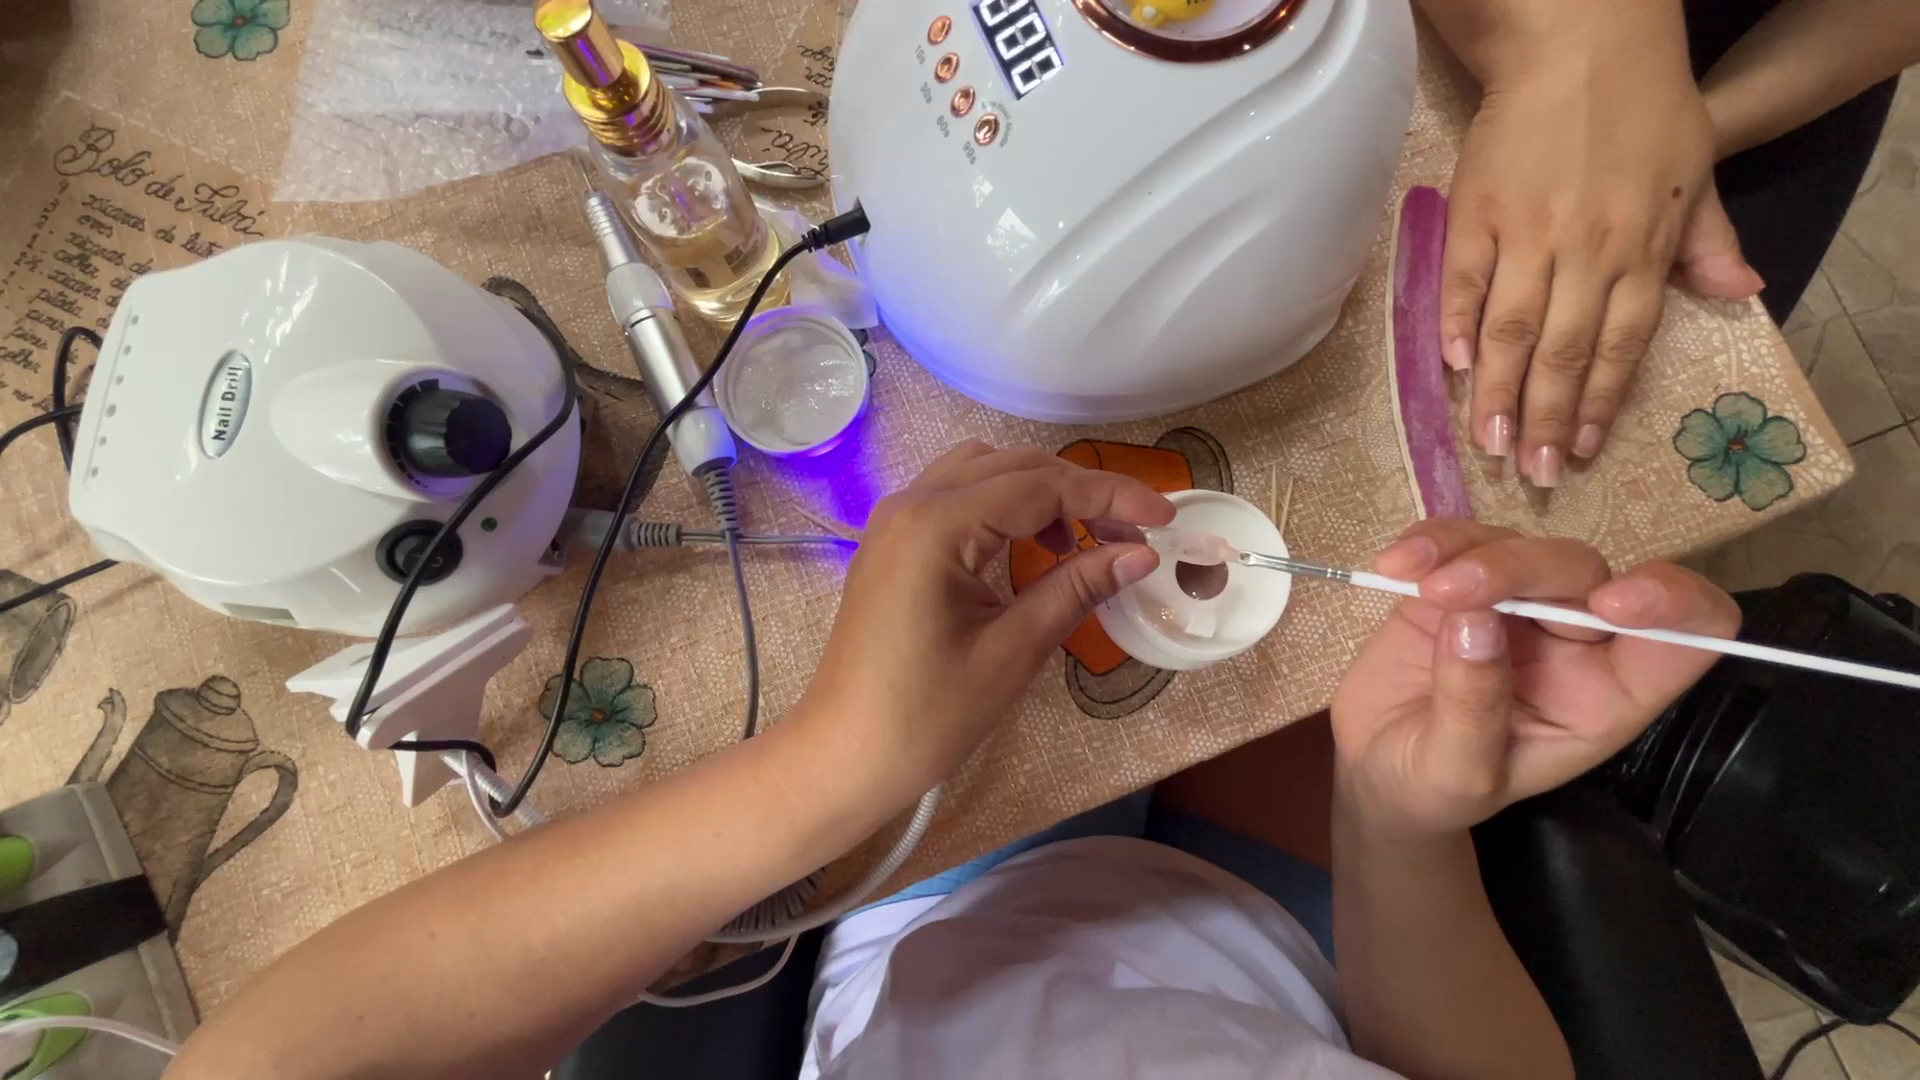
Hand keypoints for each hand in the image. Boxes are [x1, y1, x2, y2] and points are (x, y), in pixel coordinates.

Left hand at [796, 441, 1173, 799]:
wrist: (845, 754)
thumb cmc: (928, 714)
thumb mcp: (1013, 651)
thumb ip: (1076, 588)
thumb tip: (1141, 554)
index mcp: (938, 523)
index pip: (1041, 485)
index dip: (1110, 496)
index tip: (1165, 518)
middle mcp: (912, 501)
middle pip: (1014, 466)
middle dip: (1080, 492)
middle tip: (1132, 535)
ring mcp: (895, 517)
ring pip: (984, 471)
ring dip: (1039, 492)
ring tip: (1078, 541)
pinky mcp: (892, 540)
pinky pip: (956, 495)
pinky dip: (1001, 505)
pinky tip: (1026, 546)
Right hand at [1330, 520, 1738, 834]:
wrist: (1377, 772)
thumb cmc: (1431, 788)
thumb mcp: (1458, 771)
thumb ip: (1472, 706)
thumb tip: (1474, 620)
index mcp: (1604, 695)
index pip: (1684, 634)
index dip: (1670, 603)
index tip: (1611, 603)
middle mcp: (1571, 643)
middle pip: (1581, 573)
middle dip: (1517, 569)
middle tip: (1442, 591)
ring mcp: (1510, 609)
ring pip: (1517, 545)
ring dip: (1463, 551)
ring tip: (1401, 572)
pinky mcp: (1454, 589)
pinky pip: (1457, 543)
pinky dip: (1428, 542)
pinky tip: (1393, 562)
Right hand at [1439, 8, 1763, 480]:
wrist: (1580, 41)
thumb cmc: (1639, 108)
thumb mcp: (1696, 166)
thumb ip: (1705, 237)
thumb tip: (1735, 293)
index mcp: (1645, 241)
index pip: (1623, 340)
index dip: (1602, 401)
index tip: (1584, 451)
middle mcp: (1590, 246)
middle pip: (1565, 349)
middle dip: (1550, 417)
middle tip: (1534, 472)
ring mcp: (1527, 233)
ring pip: (1514, 328)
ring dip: (1501, 391)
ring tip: (1490, 443)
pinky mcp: (1475, 218)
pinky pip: (1464, 284)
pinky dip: (1458, 326)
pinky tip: (1455, 369)